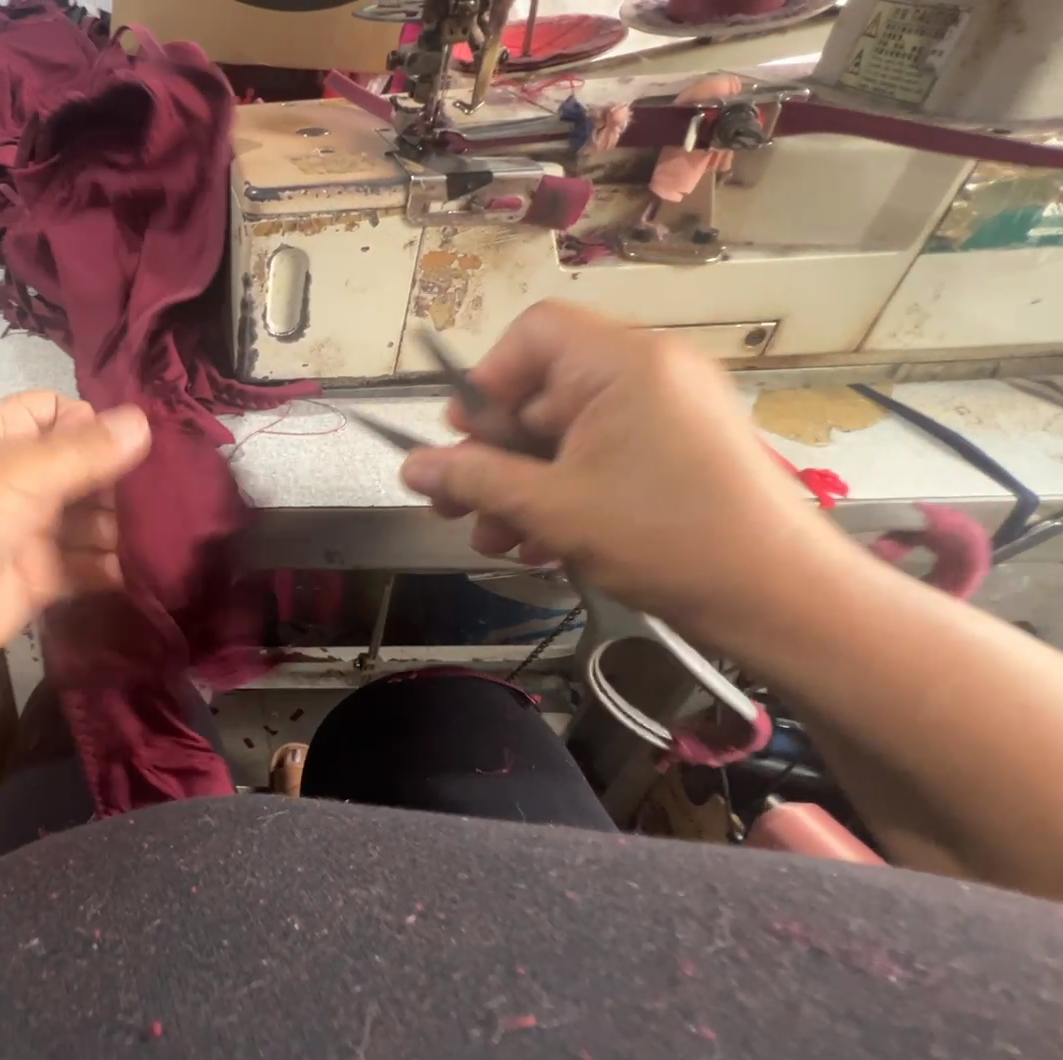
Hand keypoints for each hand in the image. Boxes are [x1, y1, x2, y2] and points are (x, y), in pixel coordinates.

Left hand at [0, 391, 150, 675]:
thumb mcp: (16, 473)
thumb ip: (84, 451)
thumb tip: (144, 420)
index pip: (58, 413)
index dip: (97, 423)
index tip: (143, 443)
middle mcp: (15, 479)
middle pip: (84, 467)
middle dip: (122, 479)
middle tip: (171, 494)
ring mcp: (28, 531)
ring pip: (90, 519)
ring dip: (124, 525)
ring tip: (166, 532)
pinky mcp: (40, 579)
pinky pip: (87, 565)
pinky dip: (114, 567)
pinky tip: (146, 568)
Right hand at [399, 301, 847, 627]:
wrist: (777, 599)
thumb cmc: (665, 537)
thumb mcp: (548, 506)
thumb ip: (472, 478)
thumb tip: (411, 466)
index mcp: (623, 364)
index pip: (533, 333)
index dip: (486, 379)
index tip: (464, 436)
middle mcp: (646, 376)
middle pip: (538, 392)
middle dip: (489, 453)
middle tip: (454, 501)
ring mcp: (661, 416)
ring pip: (559, 436)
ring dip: (514, 485)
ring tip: (492, 536)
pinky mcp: (670, 453)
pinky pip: (591, 458)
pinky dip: (556, 494)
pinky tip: (536, 542)